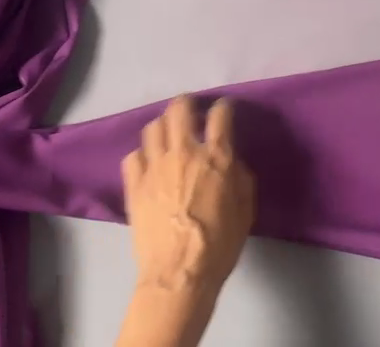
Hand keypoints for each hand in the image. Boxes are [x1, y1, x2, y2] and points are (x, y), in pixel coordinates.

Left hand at [121, 95, 255, 297]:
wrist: (179, 276)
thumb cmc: (220, 244)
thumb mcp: (246, 208)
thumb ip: (240, 176)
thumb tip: (231, 161)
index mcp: (216, 157)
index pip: (221, 114)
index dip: (224, 107)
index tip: (224, 111)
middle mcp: (184, 153)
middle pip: (180, 108)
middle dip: (187, 104)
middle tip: (192, 113)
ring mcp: (155, 167)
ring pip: (153, 127)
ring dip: (164, 127)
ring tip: (169, 137)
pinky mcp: (135, 185)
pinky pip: (133, 156)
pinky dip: (143, 155)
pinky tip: (149, 165)